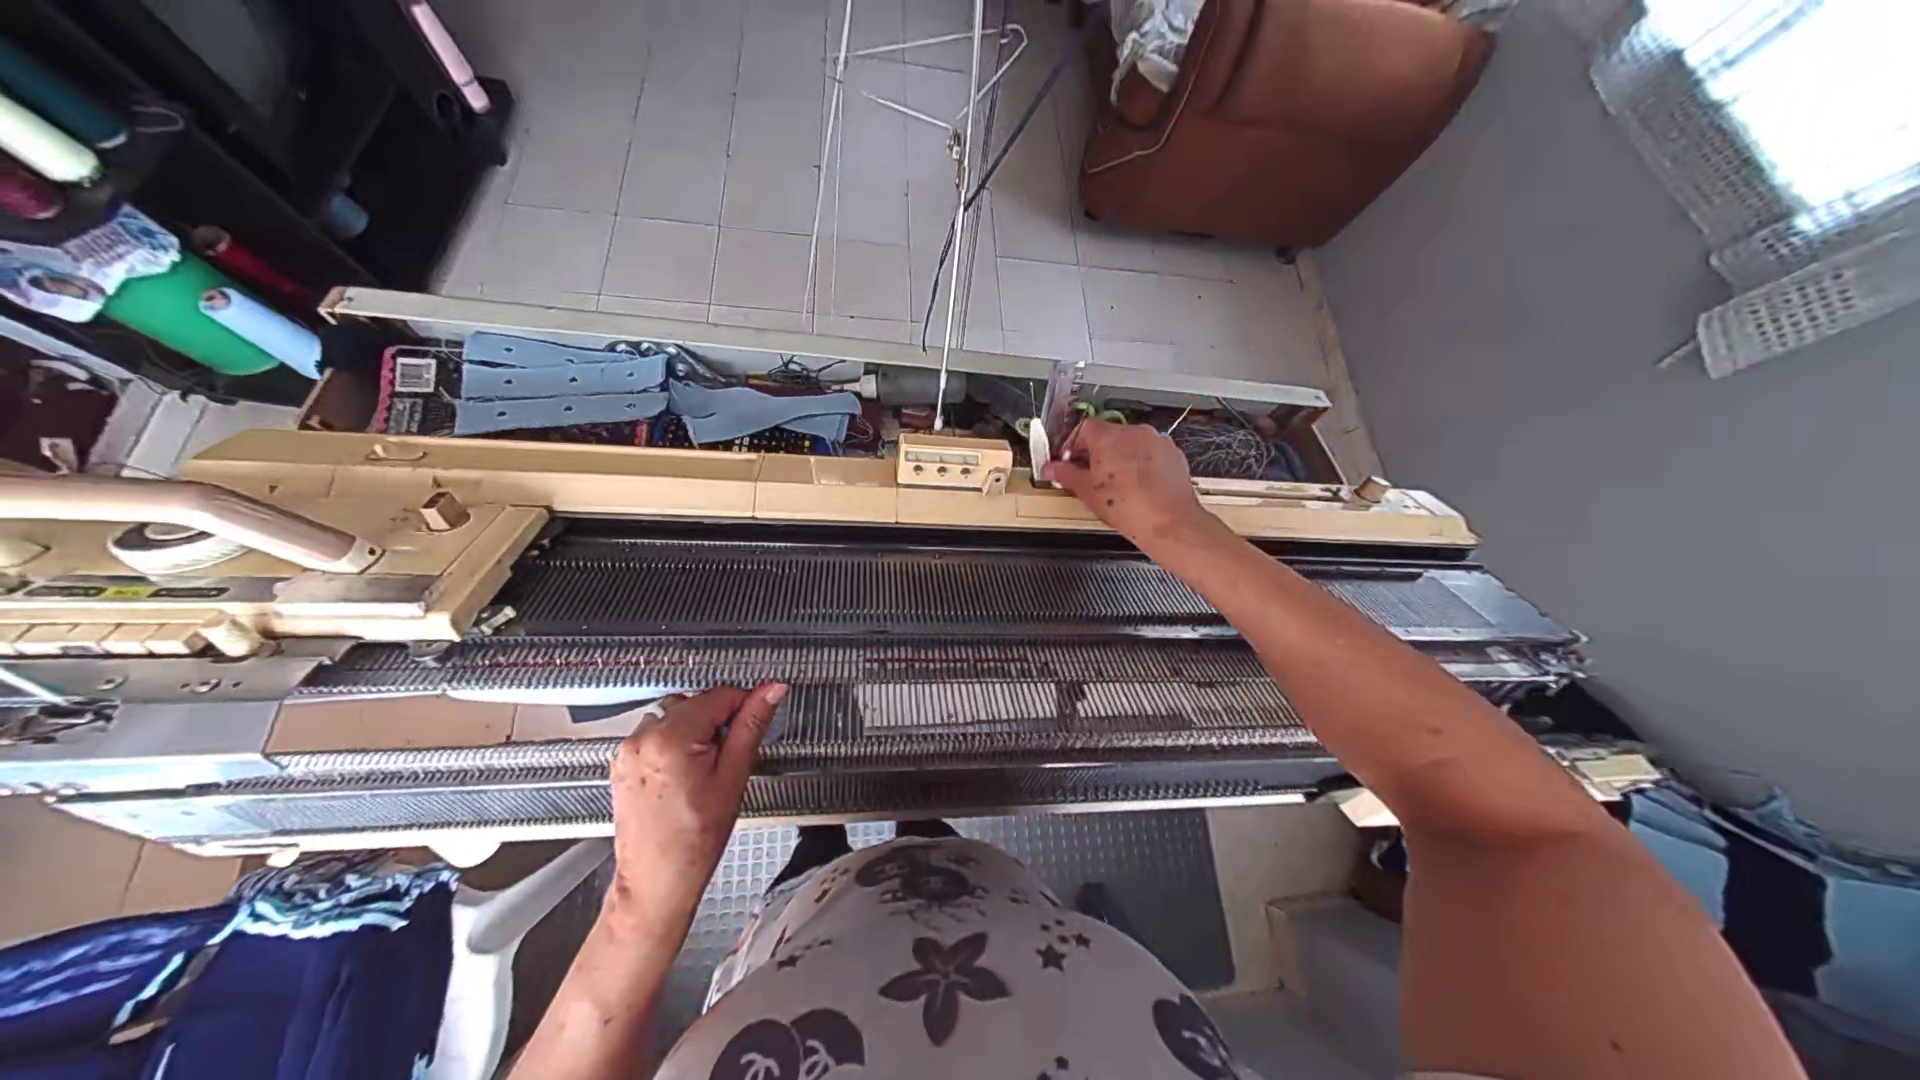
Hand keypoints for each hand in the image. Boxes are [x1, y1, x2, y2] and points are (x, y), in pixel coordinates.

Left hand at [604, 683, 786, 927]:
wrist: (656, 880)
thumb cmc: (693, 839)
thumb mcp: (733, 776)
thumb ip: (752, 724)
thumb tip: (770, 691)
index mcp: (671, 738)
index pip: (720, 695)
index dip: (743, 708)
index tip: (753, 723)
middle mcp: (642, 738)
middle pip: (696, 703)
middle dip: (717, 723)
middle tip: (726, 760)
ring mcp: (628, 749)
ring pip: (677, 716)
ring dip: (696, 731)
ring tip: (704, 770)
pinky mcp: (623, 761)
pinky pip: (657, 734)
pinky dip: (675, 744)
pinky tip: (684, 775)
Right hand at [1040, 418, 1216, 550]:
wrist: (1168, 522)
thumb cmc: (1132, 508)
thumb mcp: (1087, 492)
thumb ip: (1066, 474)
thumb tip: (1053, 468)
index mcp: (1109, 438)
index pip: (1083, 428)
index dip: (1072, 444)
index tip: (1068, 459)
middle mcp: (1134, 433)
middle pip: (1106, 434)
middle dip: (1094, 452)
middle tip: (1087, 473)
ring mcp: (1155, 441)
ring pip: (1129, 442)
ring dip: (1118, 457)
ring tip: (1113, 483)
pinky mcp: (1171, 453)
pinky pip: (1148, 452)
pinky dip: (1139, 463)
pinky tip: (1134, 485)